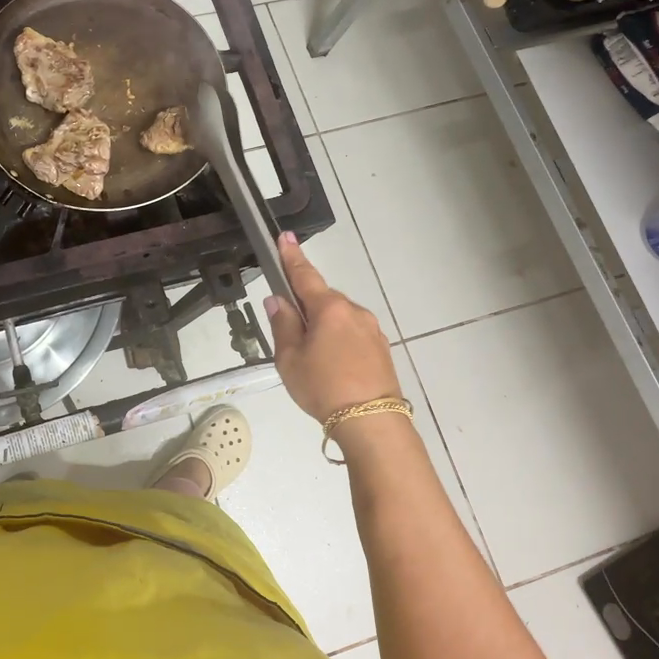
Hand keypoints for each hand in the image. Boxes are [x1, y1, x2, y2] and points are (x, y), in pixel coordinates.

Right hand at [265, 233, 401, 421]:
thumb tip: (278, 300)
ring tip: (312, 359)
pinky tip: (332, 365)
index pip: (304, 275)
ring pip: (339, 318)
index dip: (291, 256)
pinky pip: (352, 334)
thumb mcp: (289, 359)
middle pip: (322, 298)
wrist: (372, 422)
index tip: (285, 236)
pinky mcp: (381, 348)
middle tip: (290, 332)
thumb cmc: (323, 388)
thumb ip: (283, 325)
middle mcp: (353, 311)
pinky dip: (339, 340)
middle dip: (306, 306)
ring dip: (323, 326)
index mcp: (328, 308)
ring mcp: (371, 329)